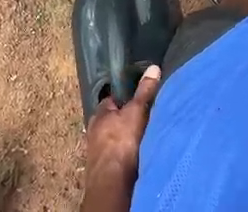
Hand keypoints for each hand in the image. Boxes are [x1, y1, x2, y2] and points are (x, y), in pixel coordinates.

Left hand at [83, 66, 160, 186]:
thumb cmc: (121, 141)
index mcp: (99, 113)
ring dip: (123, 138)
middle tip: (142, 119)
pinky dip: (123, 154)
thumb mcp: (137, 111)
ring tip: (141, 137)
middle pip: (112, 120)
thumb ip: (144, 91)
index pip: (111, 100)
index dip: (124, 98)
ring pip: (112, 138)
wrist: (111, 181)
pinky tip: (133, 155)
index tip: (138, 99)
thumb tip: (154, 67)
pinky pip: (114, 154)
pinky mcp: (101, 167)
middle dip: (124, 120)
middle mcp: (94, 130)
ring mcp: (96, 150)